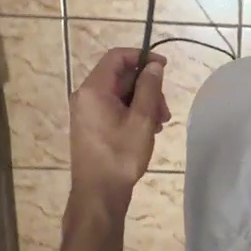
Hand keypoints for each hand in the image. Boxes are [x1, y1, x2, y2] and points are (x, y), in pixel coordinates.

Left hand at [70, 47, 170, 206]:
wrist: (99, 193)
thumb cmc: (121, 155)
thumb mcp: (142, 120)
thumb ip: (149, 88)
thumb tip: (154, 65)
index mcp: (93, 90)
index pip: (117, 57)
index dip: (142, 57)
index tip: (164, 68)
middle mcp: (85, 96)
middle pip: (121, 77)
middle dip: (147, 87)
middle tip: (165, 110)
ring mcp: (86, 111)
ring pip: (120, 94)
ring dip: (144, 102)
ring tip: (159, 123)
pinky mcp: (90, 125)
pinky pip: (114, 107)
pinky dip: (133, 112)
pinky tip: (148, 130)